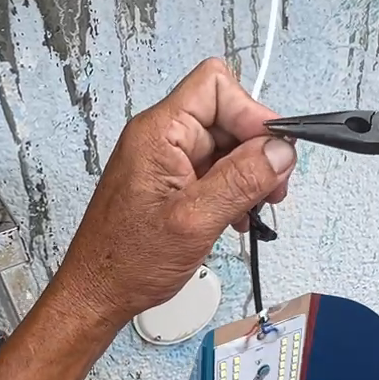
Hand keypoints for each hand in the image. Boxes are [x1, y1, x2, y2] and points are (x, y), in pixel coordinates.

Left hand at [51, 58, 295, 327]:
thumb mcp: (195, 220)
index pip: (215, 87)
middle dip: (256, 150)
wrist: (98, 292)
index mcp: (158, 133)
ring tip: (253, 209)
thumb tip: (280, 151)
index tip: (271, 152)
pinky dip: (233, 190)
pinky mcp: (169, 182)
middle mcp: (159, 138)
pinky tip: (237, 217)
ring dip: (248, 175)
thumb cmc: (127, 261)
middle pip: (226, 116)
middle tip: (272, 190)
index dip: (250, 114)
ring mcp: (164, 160)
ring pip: (224, 146)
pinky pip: (213, 170)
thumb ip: (241, 181)